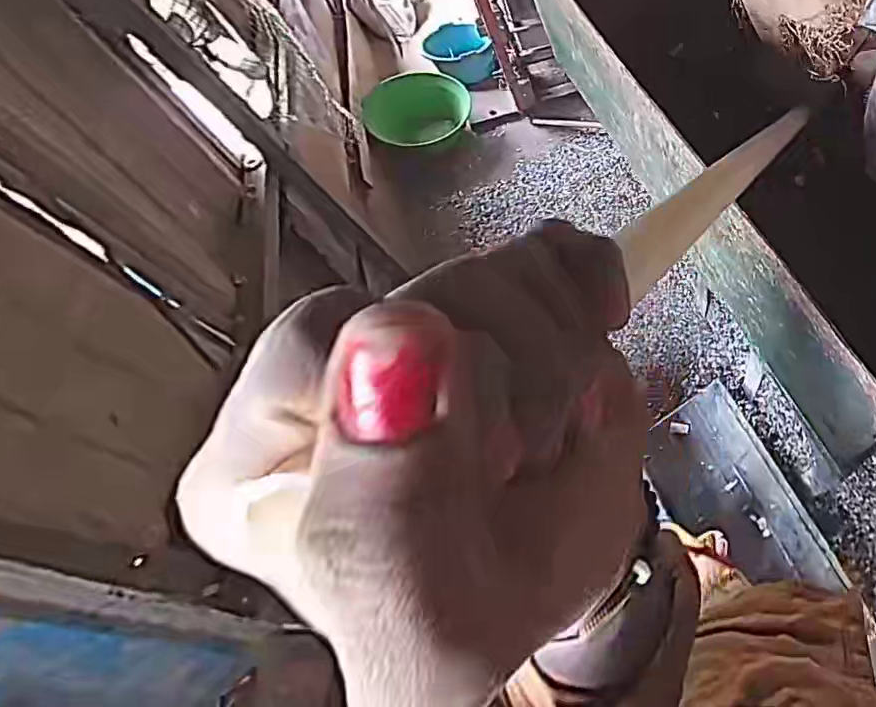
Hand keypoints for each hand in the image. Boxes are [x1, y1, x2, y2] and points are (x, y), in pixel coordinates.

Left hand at [177, 222, 648, 706]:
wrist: (547, 586)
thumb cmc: (470, 623)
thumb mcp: (424, 629)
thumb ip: (385, 502)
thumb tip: (394, 331)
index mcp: (272, 446)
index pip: (315, 341)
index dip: (416, 390)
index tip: (490, 457)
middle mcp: (345, 364)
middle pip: (433, 294)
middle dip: (516, 383)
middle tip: (532, 458)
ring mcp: (438, 315)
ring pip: (505, 266)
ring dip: (567, 353)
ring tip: (564, 426)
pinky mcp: (513, 294)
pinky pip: (555, 245)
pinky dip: (593, 281)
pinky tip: (603, 324)